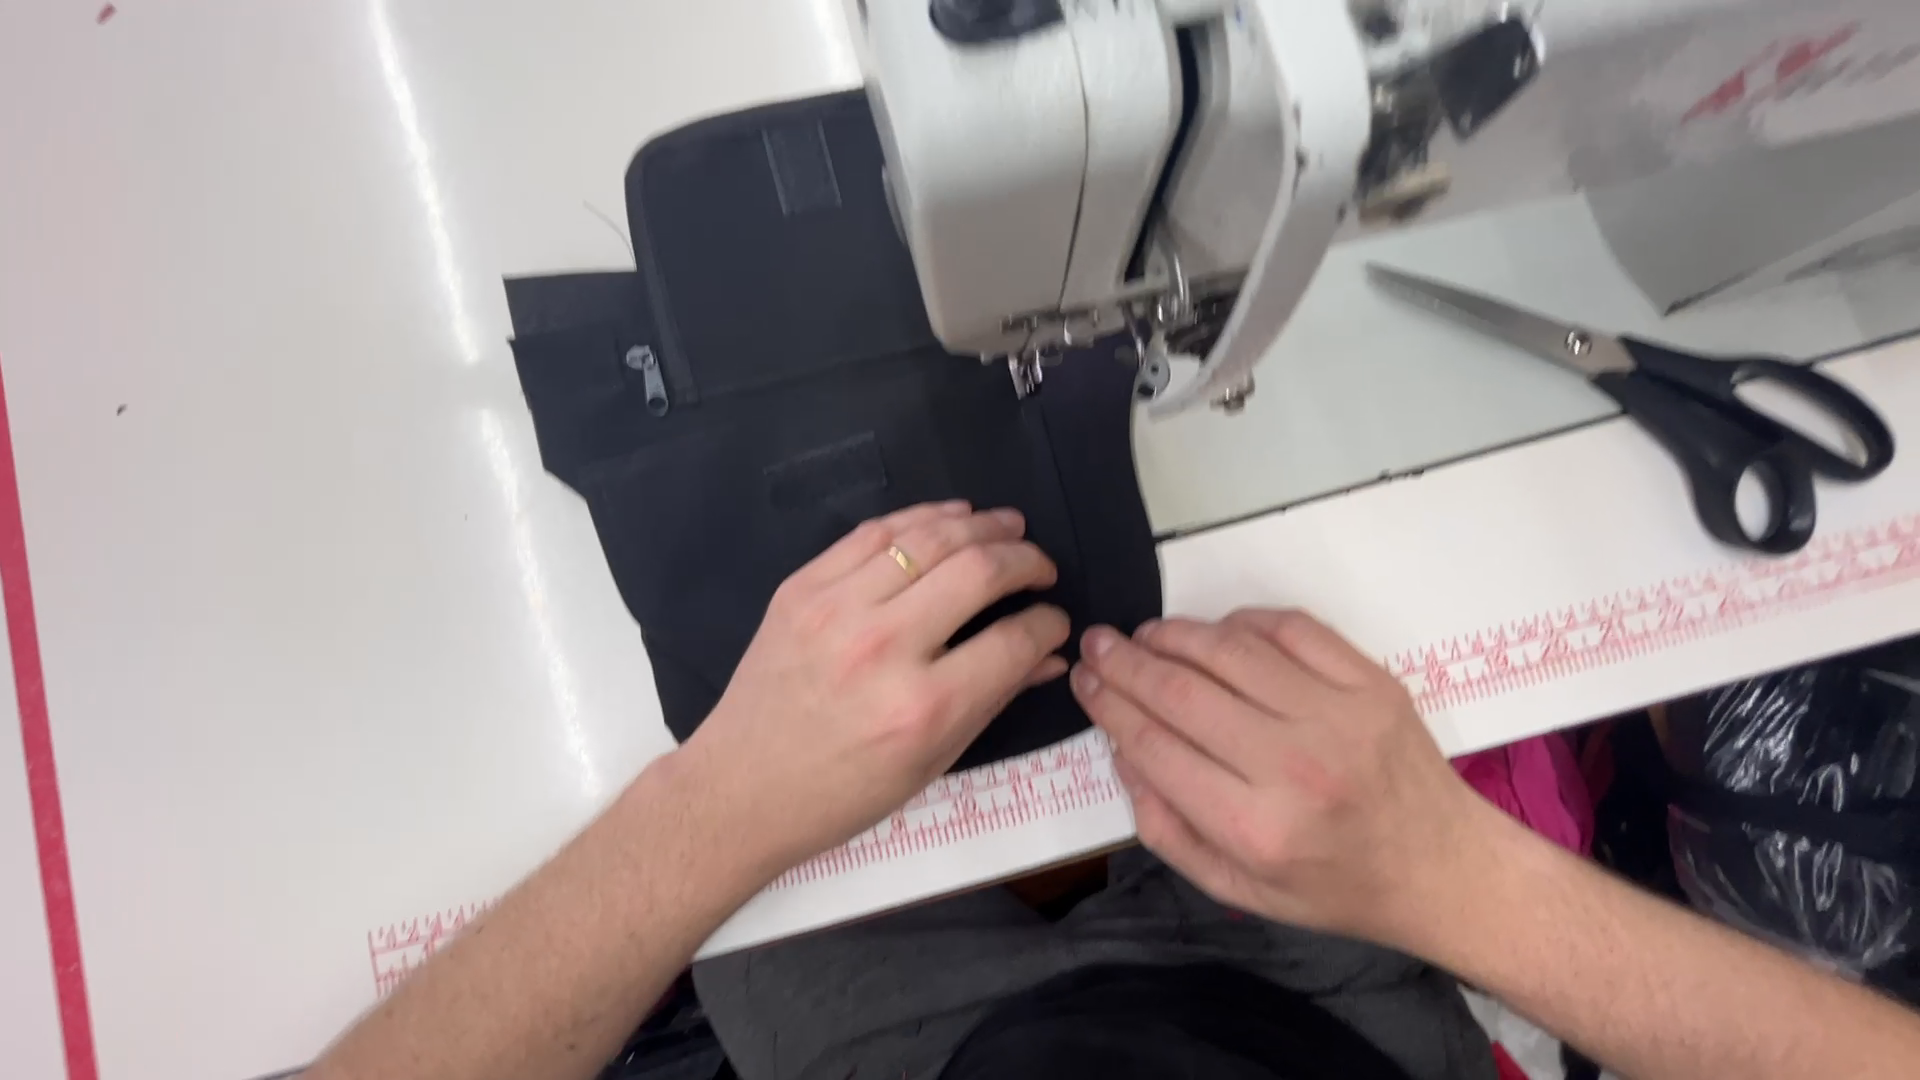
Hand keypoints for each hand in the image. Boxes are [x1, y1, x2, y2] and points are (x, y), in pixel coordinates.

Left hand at [676, 501, 1069, 878]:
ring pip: (928, 538)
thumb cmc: (844, 792)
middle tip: (1042, 565)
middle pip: (978, 572)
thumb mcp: (932, 761)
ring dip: (981, 524)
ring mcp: (836, 609)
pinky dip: (921, 516)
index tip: (1053, 620)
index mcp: (923, 707)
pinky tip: (952, 515)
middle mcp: (883, 647)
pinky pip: (872, 531)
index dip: (1047, 623)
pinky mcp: (801, 587)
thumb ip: (995, 698)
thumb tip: (1049, 654)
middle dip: (1026, 559)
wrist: (741, 788)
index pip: (1013, 640)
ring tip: (1009, 524)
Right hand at [1070, 610, 1488, 946]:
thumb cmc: (1331, 886)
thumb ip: (1165, 828)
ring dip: (1173, 634)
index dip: (1107, 704)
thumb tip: (1121, 750)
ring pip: (1227, 649)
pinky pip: (1287, 627)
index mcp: (1253, 827)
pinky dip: (1239, 621)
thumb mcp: (1235, 889)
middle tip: (1097, 643)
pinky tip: (1216, 632)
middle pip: (1181, 691)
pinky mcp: (1370, 681)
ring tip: (1146, 635)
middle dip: (1125, 662)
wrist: (1446, 870)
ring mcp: (1337, 715)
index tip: (1084, 679)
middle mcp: (1292, 766)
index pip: (1152, 745)